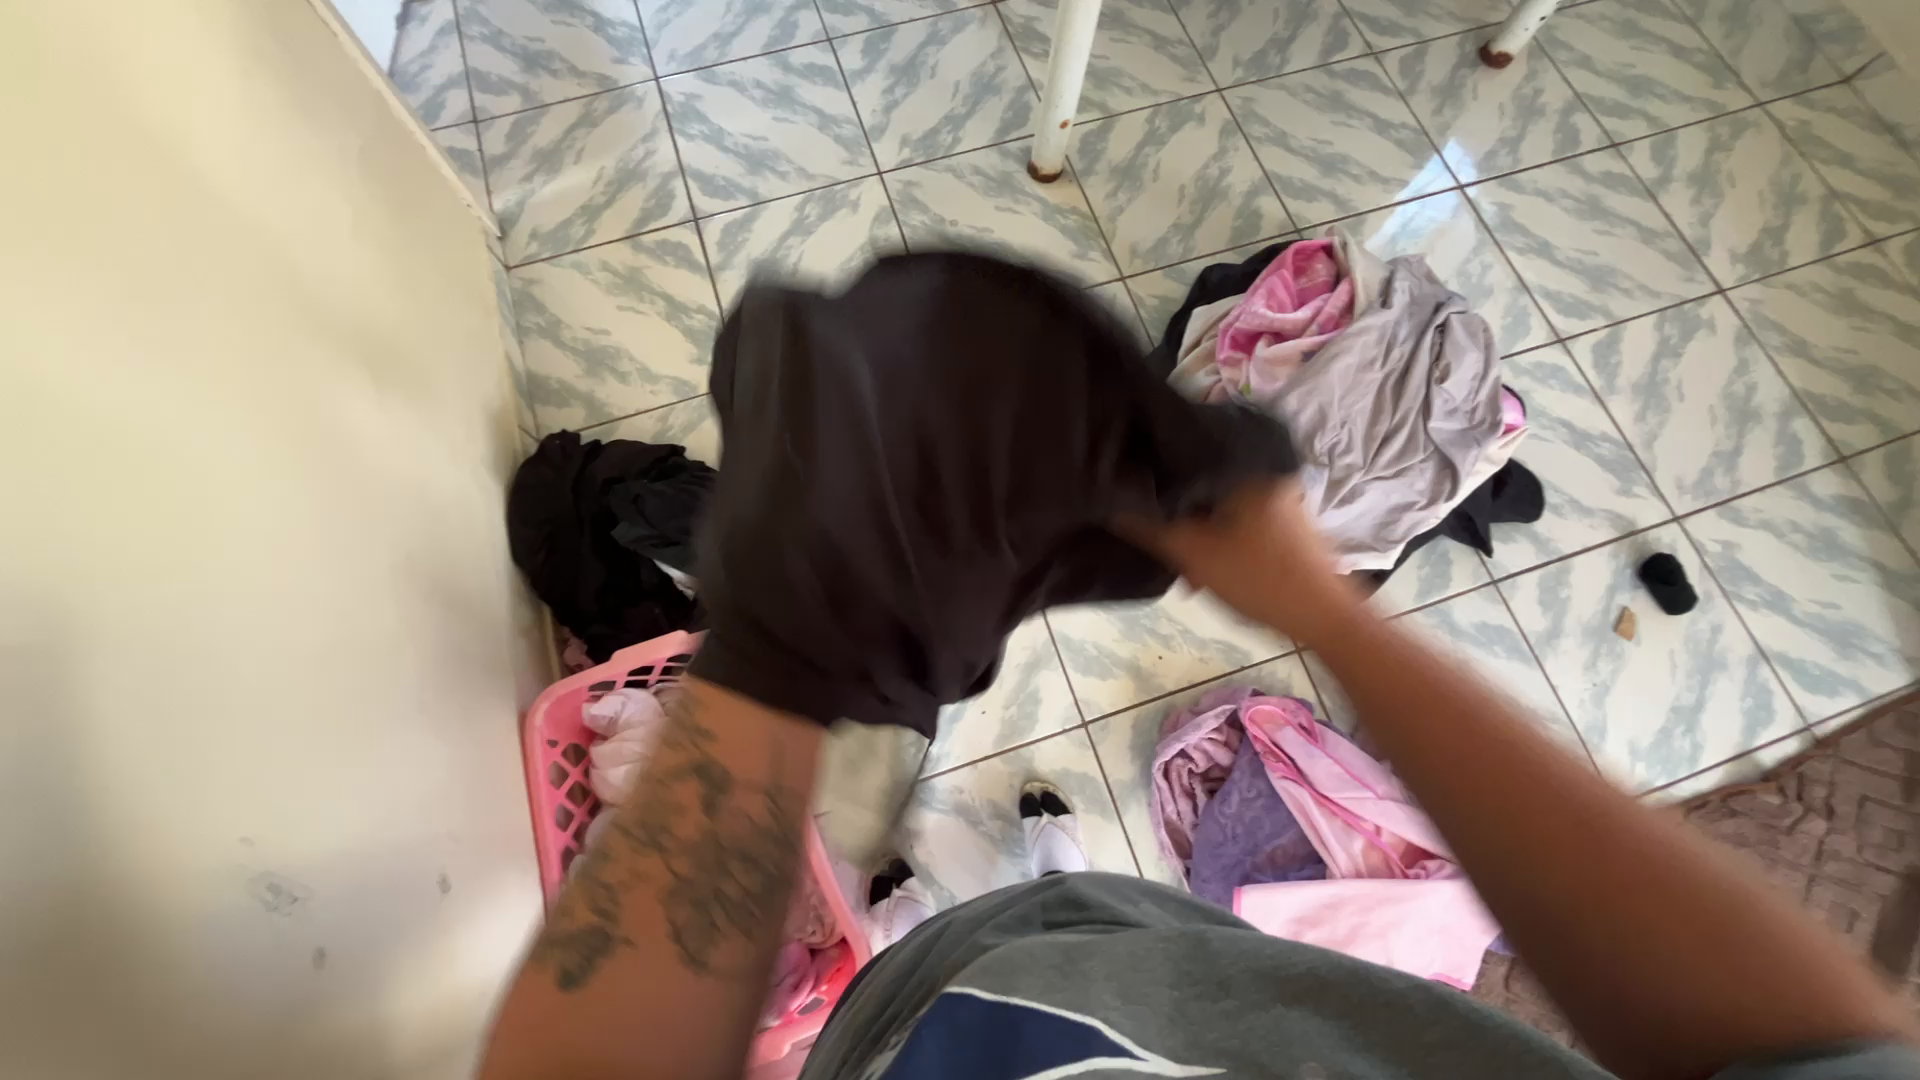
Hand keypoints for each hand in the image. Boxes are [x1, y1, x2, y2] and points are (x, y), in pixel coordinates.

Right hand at [1123, 480, 1367, 644]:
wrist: (1327, 620)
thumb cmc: (1260, 579)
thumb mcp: (1195, 554)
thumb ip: (1151, 527)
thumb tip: (1114, 504)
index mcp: (1248, 468)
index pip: (1186, 457)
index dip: (1156, 481)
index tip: (1135, 501)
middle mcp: (1268, 474)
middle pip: (1203, 488)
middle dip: (1181, 519)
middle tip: (1166, 548)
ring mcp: (1282, 499)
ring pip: (1221, 509)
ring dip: (1200, 536)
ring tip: (1189, 569)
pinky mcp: (1288, 524)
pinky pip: (1241, 522)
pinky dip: (1223, 542)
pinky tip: (1213, 570)